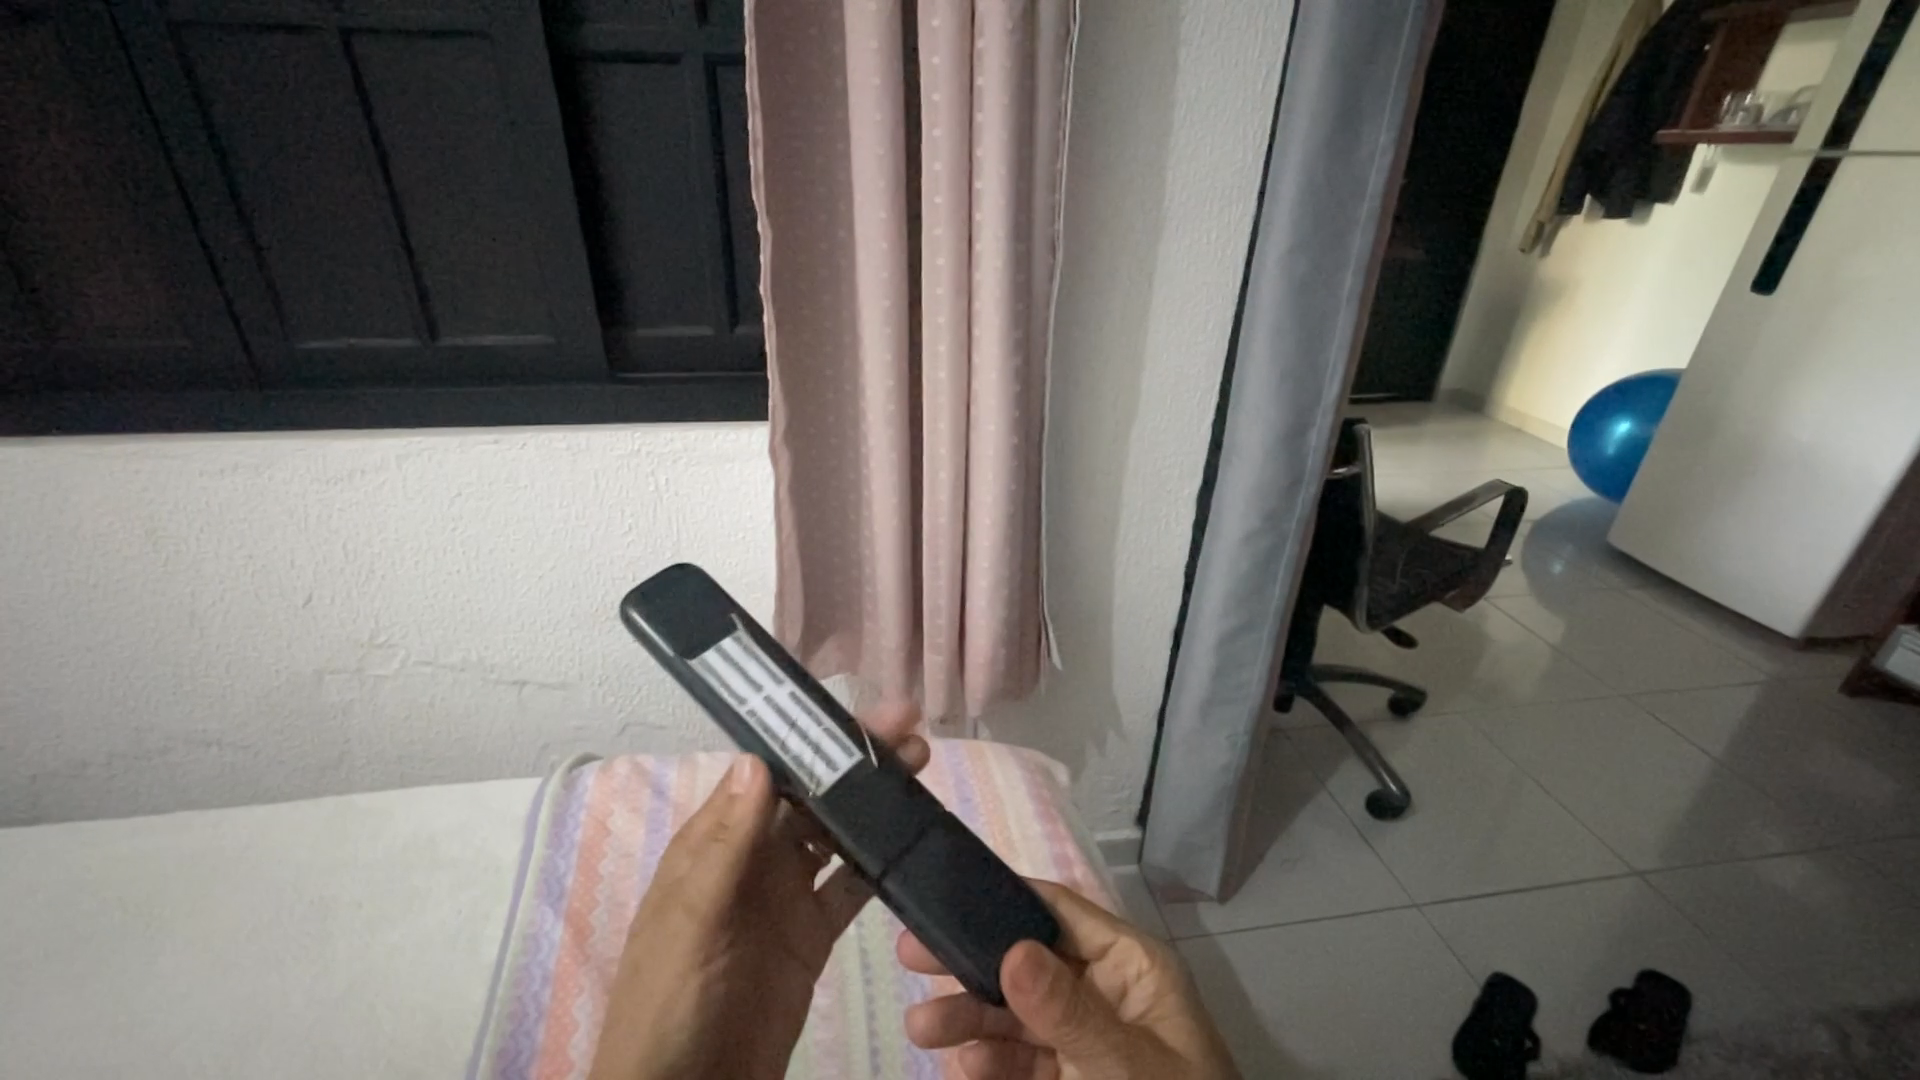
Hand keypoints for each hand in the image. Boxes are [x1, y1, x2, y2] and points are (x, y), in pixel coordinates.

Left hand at [588, 703, 927, 1079]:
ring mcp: (785, 896)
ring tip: (920, 769)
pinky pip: (850, 887)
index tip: (862, 715)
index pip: (770, 772)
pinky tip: (913, 841)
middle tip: (910, 733)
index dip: (813, 740)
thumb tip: (757, 759)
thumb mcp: (691, 921)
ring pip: (836, 833)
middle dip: (856, 762)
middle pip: (812, 796)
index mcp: (716, 842)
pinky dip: (879, 863)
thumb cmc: (670, 1004)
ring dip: (874, 803)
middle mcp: (753, 858)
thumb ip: (727, 846)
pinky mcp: (811, 935)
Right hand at [900, 880, 1240, 1079]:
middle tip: (911, 956)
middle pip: (1027, 962)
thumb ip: (1069, 1013)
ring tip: (922, 1028)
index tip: (944, 896)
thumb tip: (1012, 949)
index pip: (1059, 911)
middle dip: (971, 962)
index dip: (1003, 899)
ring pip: (1017, 1014)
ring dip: (970, 1018)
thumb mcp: (1127, 1067)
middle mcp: (1105, 993)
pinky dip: (992, 1063)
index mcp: (1130, 966)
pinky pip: (1025, 1062)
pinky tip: (966, 1067)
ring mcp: (1087, 1040)